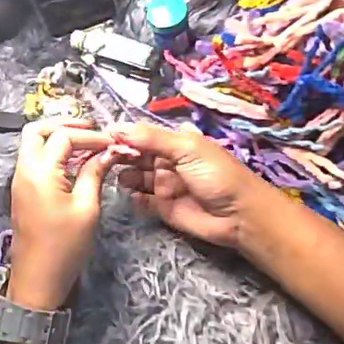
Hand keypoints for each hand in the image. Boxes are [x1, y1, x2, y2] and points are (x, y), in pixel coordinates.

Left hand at [7, 119, 117, 310]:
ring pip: (32, 142)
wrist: (37, 279)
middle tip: (92, 129)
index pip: (64, 136)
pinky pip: (34, 158)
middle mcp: (24, 170)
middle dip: (64, 124)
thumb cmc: (64, 247)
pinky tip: (75, 160)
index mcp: (39, 172)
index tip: (113, 143)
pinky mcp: (22, 190)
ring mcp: (20, 180)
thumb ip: (95, 173)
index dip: (91, 136)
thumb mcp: (87, 208)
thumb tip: (108, 152)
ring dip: (57, 136)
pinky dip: (52, 151)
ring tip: (87, 142)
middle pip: (37, 130)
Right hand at [110, 122, 269, 250]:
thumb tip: (117, 127)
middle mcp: (166, 161)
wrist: (240, 216)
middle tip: (105, 157)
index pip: (142, 134)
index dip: (124, 135)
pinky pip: (141, 200)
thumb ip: (152, 138)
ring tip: (112, 173)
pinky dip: (133, 196)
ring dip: (123, 173)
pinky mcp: (162, 208)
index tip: (104, 136)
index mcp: (174, 142)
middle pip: (135, 154)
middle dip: (120, 153)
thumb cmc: (217, 175)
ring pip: (134, 176)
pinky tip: (129, 192)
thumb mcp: (186, 148)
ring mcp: (163, 184)